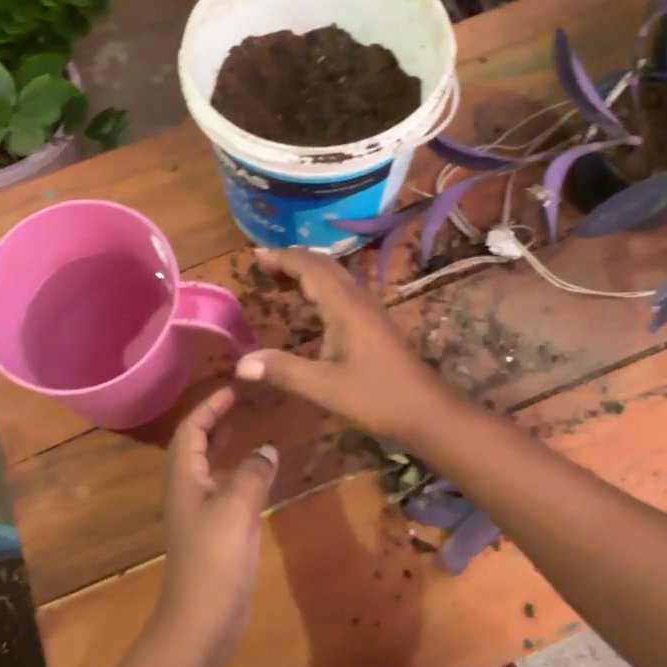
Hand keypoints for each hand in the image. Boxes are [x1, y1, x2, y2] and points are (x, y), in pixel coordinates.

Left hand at [159, 388, 277, 640]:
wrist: (204, 617)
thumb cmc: (214, 555)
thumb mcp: (237, 506)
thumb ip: (254, 472)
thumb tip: (267, 448)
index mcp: (183, 476)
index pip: (190, 429)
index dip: (209, 407)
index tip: (233, 390)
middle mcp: (187, 489)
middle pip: (196, 446)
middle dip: (215, 423)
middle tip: (243, 405)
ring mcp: (200, 513)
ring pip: (211, 469)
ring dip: (227, 448)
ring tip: (252, 430)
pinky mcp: (215, 533)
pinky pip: (226, 491)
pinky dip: (240, 475)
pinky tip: (262, 476)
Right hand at [235, 247, 461, 445]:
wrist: (426, 410)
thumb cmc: (376, 397)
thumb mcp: (324, 387)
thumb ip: (283, 371)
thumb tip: (240, 363)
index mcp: (345, 307)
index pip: (310, 268)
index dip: (282, 258)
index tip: (255, 256)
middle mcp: (357, 299)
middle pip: (323, 265)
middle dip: (292, 259)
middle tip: (263, 263)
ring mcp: (369, 309)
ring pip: (335, 275)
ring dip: (307, 269)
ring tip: (279, 275)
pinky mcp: (374, 321)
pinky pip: (342, 289)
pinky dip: (320, 284)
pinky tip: (311, 300)